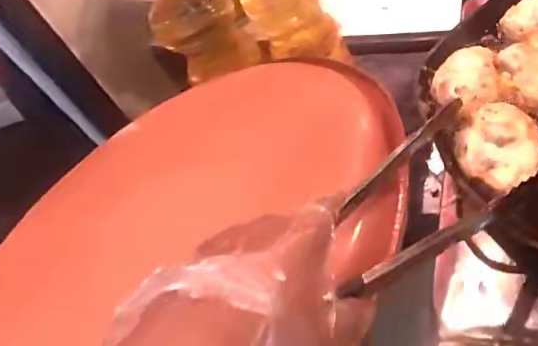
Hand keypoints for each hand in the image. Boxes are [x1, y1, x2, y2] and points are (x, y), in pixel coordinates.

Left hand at [107, 204, 370, 345]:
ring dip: (252, 263)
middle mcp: (260, 226)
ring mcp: (214, 247)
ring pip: (244, 246)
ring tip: (253, 300)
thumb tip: (362, 303)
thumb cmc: (270, 339)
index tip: (344, 228)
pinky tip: (214, 315)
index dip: (339, 215)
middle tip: (297, 278)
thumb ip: (350, 315)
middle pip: (285, 226)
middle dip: (292, 245)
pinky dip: (218, 284)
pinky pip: (208, 271)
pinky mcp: (175, 273)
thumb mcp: (323, 336)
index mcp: (302, 231)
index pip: (331, 205)